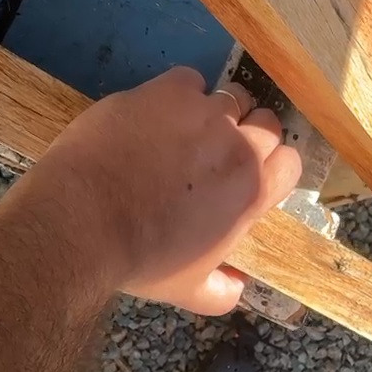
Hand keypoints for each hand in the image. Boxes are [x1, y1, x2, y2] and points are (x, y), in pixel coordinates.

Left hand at [18, 67, 300, 313]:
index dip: (272, 166)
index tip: (250, 173)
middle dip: (250, 134)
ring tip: (186, 129)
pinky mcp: (166, 91)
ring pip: (231, 97)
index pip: (290, 163)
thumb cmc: (141, 260)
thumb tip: (237, 287)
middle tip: (217, 151)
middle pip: (267, 122)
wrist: (82, 221)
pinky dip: (179, 94)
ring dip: (216, 112)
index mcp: (252, 191)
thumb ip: (222, 291)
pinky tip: (158, 113)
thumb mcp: (188, 290)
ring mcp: (203, 113)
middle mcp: (238, 146)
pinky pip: (189, 80)